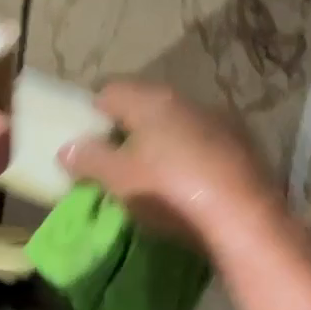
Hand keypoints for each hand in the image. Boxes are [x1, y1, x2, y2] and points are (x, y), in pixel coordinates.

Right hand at [57, 82, 273, 244]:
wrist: (242, 218)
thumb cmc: (168, 191)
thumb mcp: (117, 179)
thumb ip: (88, 159)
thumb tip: (67, 148)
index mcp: (153, 102)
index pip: (111, 91)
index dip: (92, 112)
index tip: (83, 138)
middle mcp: (188, 101)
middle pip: (146, 106)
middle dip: (127, 128)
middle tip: (112, 159)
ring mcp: (221, 121)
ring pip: (178, 124)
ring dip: (160, 142)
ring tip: (148, 173)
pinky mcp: (244, 146)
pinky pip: (203, 144)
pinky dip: (187, 156)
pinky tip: (184, 183)